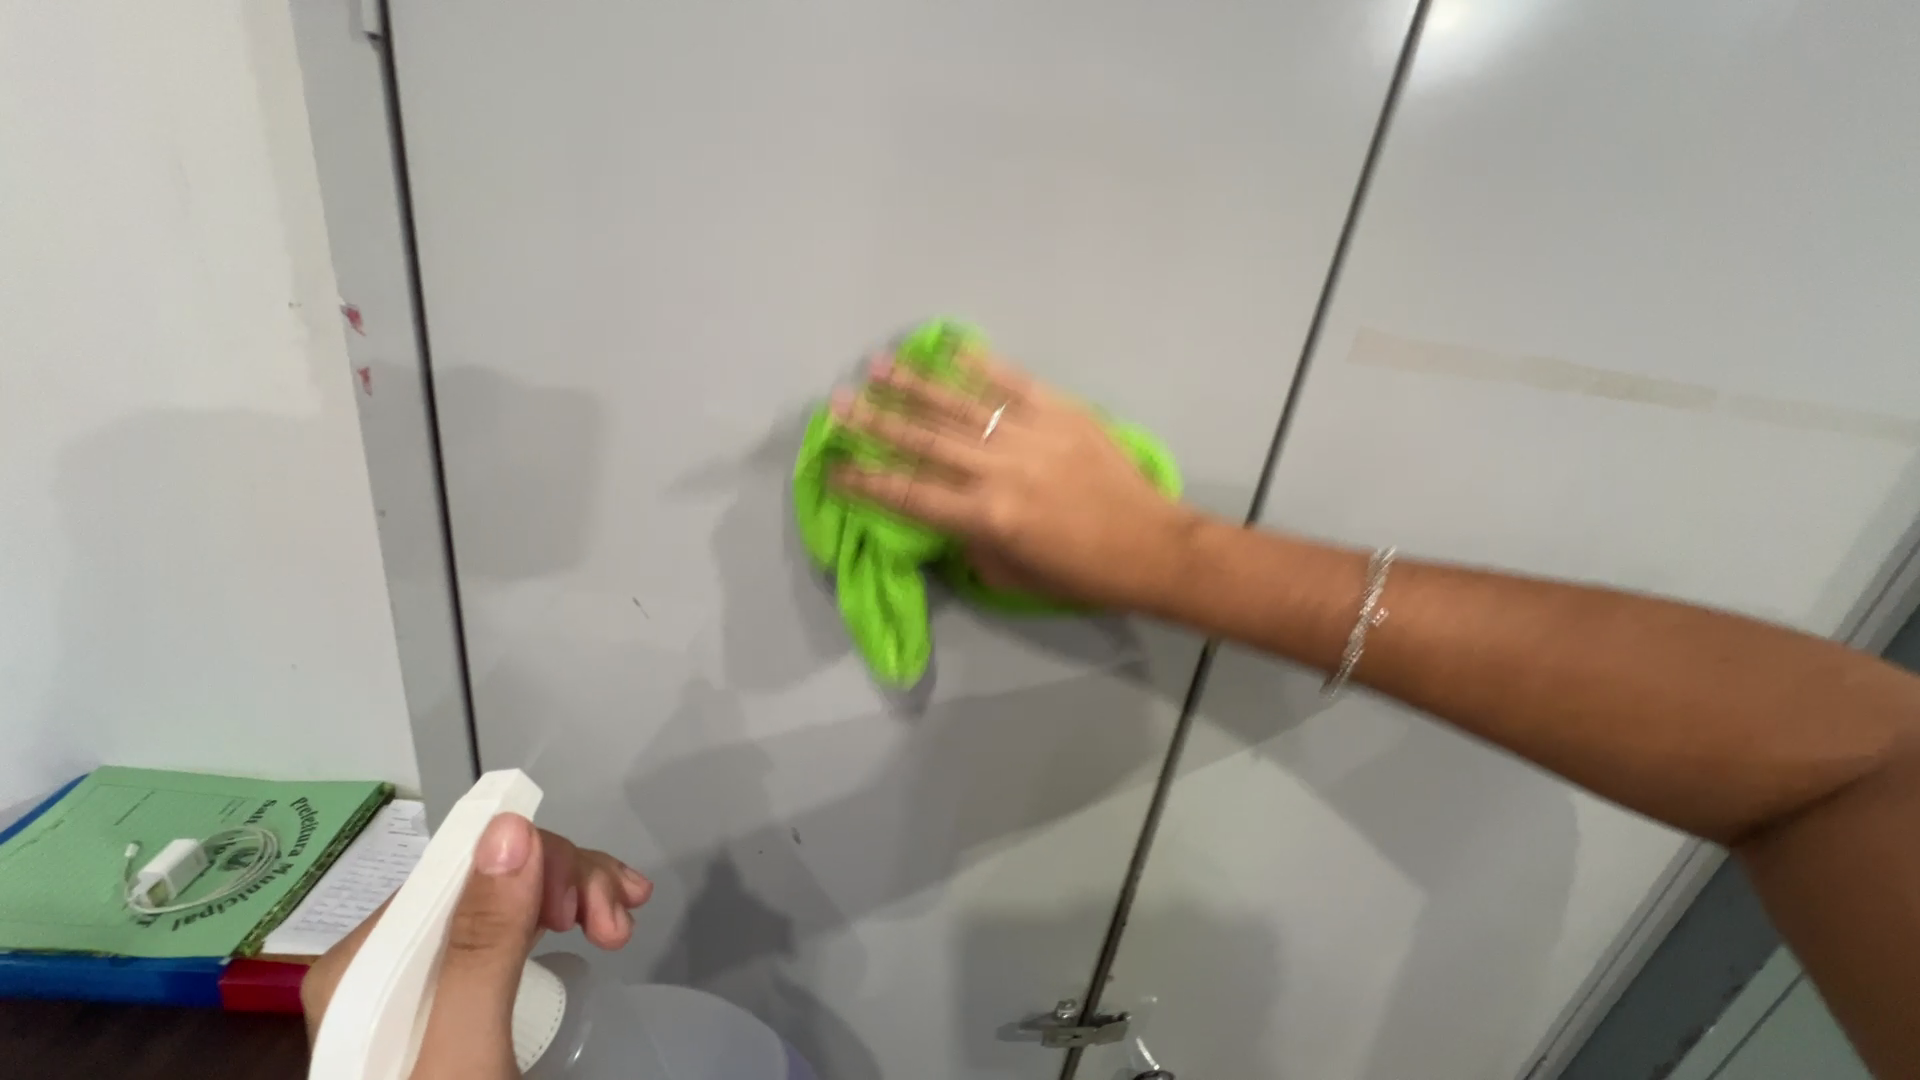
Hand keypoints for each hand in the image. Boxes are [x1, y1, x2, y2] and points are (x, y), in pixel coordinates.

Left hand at [300, 814, 652, 1077]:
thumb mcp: (464, 1054)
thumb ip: (482, 946)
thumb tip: (508, 826)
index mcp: (371, 962)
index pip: (466, 866)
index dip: (540, 866)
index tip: (592, 909)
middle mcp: (391, 960)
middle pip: (494, 876)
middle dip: (569, 881)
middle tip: (620, 921)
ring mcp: (422, 980)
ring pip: (511, 892)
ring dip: (577, 893)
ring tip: (621, 926)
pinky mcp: (451, 999)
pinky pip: (514, 926)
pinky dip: (565, 914)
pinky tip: (595, 926)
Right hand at [830, 350, 1197, 609]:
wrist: (1152, 547)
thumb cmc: (1081, 574)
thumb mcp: (1011, 576)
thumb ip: (968, 543)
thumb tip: (945, 513)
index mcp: (986, 518)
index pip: (909, 495)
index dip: (866, 480)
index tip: (833, 466)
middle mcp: (1000, 470)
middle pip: (924, 441)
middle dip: (876, 422)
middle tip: (839, 402)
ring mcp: (1032, 435)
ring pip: (960, 404)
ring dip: (915, 384)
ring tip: (879, 366)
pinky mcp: (1062, 411)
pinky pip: (1012, 382)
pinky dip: (978, 363)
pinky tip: (949, 348)